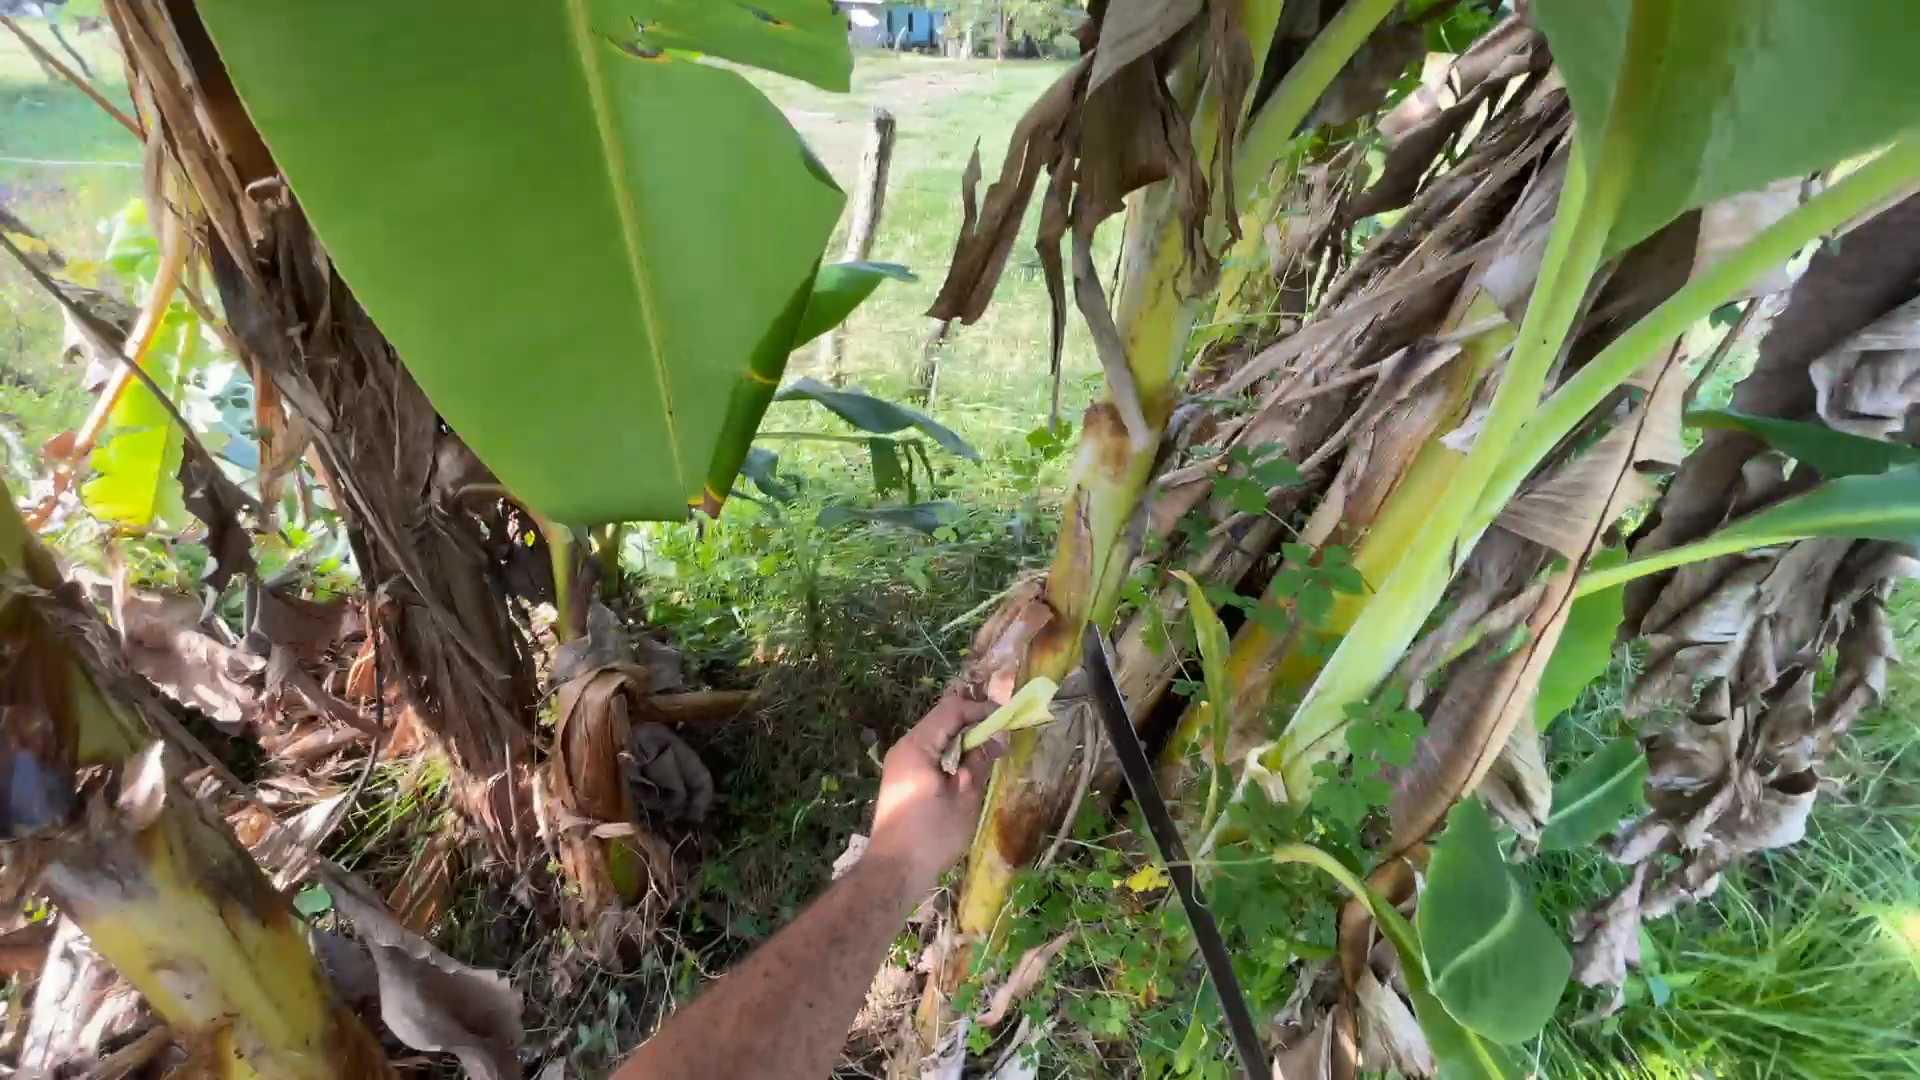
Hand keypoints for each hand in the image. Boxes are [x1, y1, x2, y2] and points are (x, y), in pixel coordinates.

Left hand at [868, 691, 1005, 889]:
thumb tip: (995, 738)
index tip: (1006, 720)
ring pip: (937, 736)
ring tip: (990, 752)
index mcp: (917, 745)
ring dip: (963, 740)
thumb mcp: (964, 797)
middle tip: (1001, 738)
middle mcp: (905, 746)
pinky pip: (930, 753)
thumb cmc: (931, 835)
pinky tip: (968, 768)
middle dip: (974, 723)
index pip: (952, 709)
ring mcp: (901, 762)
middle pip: (942, 719)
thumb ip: (979, 762)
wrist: (893, 871)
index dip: (981, 710)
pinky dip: (951, 754)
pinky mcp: (902, 777)